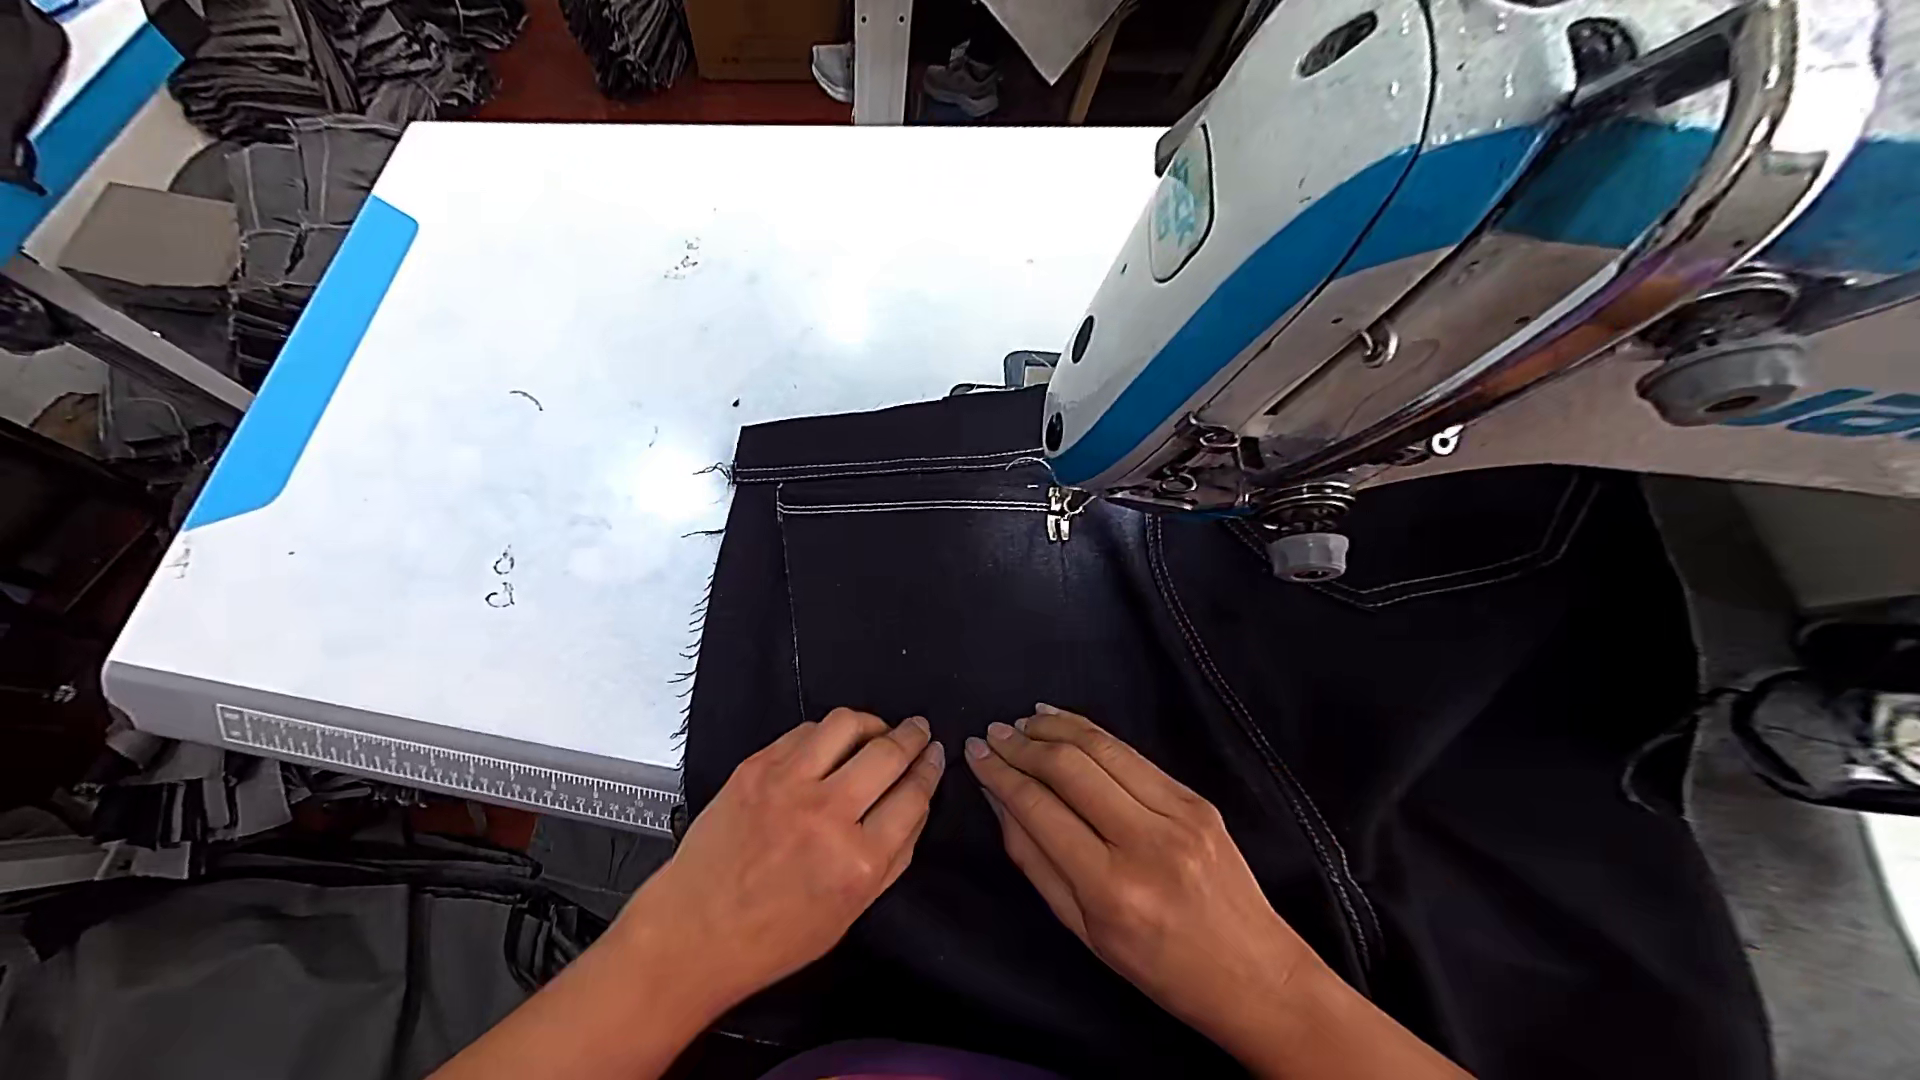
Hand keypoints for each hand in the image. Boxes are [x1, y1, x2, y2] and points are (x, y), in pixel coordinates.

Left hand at [619, 708, 944, 1011]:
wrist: (693, 933)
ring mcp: (787, 785)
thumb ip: (896, 855)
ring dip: (873, 722)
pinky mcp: (756, 767)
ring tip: (878, 731)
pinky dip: (828, 732)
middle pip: (889, 752)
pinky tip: (833, 744)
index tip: (934, 755)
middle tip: (919, 730)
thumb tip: (917, 800)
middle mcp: (826, 815)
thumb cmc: (774, 935)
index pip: (913, 795)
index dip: (930, 769)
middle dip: (914, 736)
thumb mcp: (853, 911)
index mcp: (857, 861)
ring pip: (848, 724)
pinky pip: (806, 730)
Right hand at [963, 705, 1311, 1043]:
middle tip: (994, 732)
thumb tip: (999, 799)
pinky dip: (1091, 731)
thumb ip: (1034, 860)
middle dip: (1022, 744)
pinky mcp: (1195, 798)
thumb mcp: (1083, 931)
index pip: (1039, 809)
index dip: (1000, 774)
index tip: (976, 753)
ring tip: (1023, 721)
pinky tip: (1065, 723)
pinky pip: (1131, 754)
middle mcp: (1144, 842)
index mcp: (1111, 889)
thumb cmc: (1160, 968)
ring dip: (1054, 727)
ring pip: (1101, 748)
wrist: (1257, 976)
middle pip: (1068, 768)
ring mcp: (1177, 814)